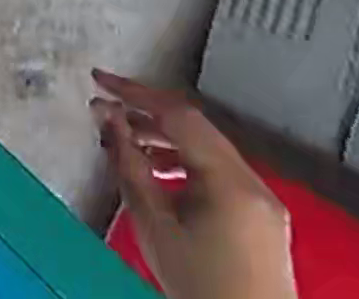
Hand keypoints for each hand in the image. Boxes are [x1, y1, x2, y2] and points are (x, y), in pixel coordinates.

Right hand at [92, 70, 295, 298]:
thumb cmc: (196, 278)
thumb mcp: (151, 218)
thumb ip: (128, 161)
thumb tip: (105, 113)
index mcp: (231, 181)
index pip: (179, 116)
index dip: (135, 92)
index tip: (97, 80)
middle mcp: (253, 183)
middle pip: (195, 127)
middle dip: (145, 111)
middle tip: (103, 107)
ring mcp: (261, 199)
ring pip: (205, 147)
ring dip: (161, 135)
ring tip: (121, 138)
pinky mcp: (259, 214)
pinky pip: (215, 168)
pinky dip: (180, 157)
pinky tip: (153, 168)